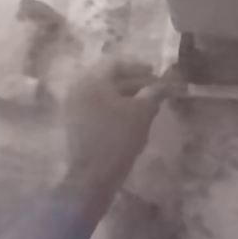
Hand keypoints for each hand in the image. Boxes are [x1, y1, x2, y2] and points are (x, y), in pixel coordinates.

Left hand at [60, 60, 173, 217]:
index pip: (116, 63)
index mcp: (92, 80)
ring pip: (101, 92)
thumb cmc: (118, 138)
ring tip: (144, 103)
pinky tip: (129, 116)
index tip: (155, 74)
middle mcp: (78, 87)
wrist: (92, 175)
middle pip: (107, 77)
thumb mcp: (142, 113)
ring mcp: (73, 105)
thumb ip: (153, 93)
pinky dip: (112, 106)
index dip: (138, 67)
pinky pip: (95, 105)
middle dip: (132, 81)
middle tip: (152, 88)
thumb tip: (163, 84)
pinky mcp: (74, 122)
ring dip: (123, 94)